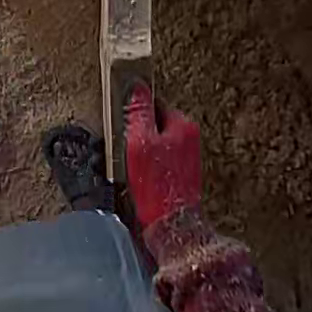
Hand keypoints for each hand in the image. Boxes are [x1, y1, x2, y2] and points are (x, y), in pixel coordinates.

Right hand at [125, 83, 201, 229]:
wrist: (171, 225)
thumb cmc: (156, 185)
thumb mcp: (139, 142)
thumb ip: (138, 112)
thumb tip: (136, 86)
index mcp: (182, 125)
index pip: (155, 103)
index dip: (135, 111)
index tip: (123, 120)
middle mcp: (189, 138)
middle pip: (156, 122)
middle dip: (139, 131)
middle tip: (125, 145)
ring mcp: (187, 157)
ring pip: (157, 141)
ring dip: (143, 149)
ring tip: (132, 164)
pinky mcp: (182, 173)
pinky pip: (161, 158)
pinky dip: (149, 164)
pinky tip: (140, 177)